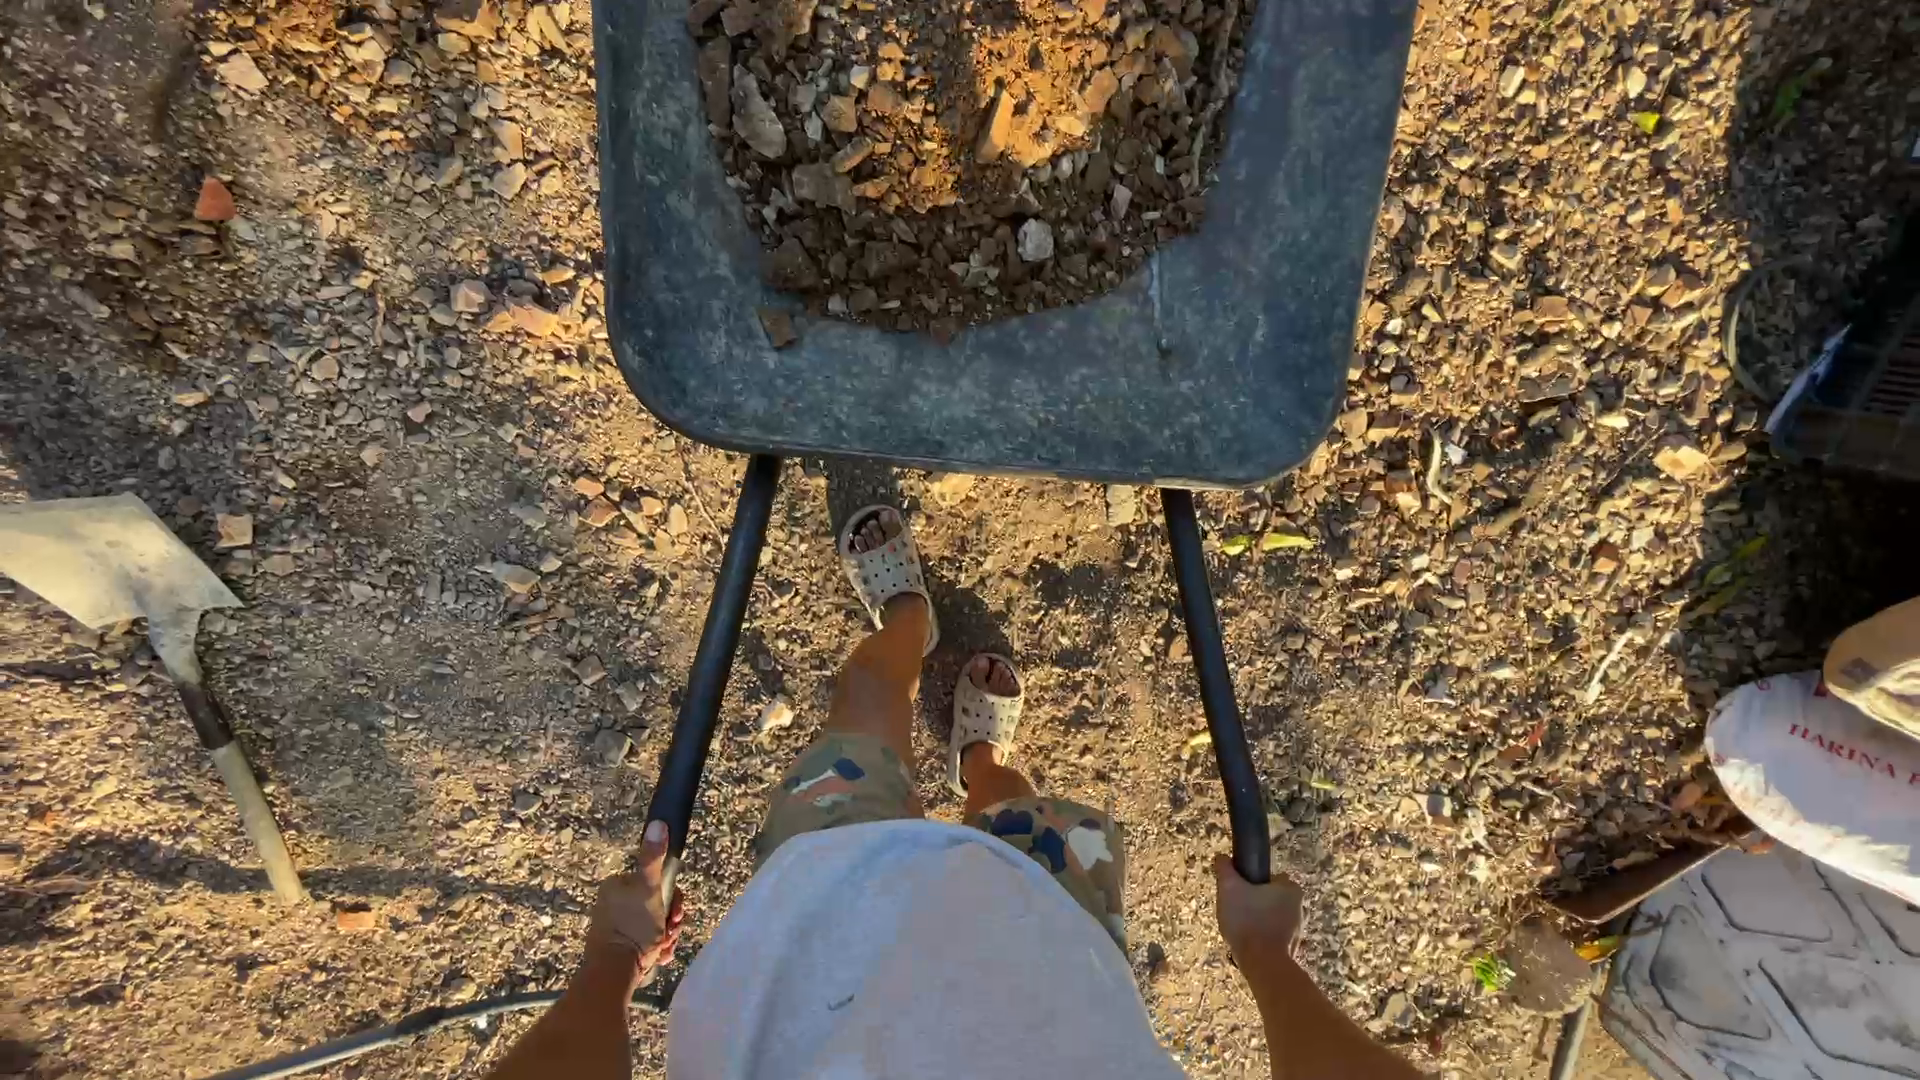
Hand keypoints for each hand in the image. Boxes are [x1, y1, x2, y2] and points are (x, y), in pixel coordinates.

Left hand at [584, 820, 685, 990]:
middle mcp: (614, 904)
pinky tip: (658, 956)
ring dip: (666, 935)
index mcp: (616, 886)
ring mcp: (616, 928)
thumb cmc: (633, 927)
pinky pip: (646, 942)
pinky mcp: (619, 949)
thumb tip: (658, 822)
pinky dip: (657, 949)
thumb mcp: (648, 888)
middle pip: (657, 904)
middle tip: (671, 930)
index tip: (675, 910)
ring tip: (664, 947)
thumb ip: (653, 857)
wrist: (614, 974)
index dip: (671, 895)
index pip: (655, 881)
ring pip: (654, 924)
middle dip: (669, 919)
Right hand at [1213, 854, 1303, 970]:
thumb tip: (1222, 858)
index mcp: (1291, 889)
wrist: (1263, 964)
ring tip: (1240, 928)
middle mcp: (1301, 908)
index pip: (1271, 878)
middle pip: (1271, 897)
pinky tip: (1248, 942)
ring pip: (1272, 917)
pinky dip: (1262, 937)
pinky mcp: (1292, 949)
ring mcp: (1298, 931)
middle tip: (1237, 909)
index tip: (1239, 892)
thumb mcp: (1229, 887)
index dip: (1252, 882)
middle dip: (1255, 902)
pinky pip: (1273, 935)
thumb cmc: (1248, 919)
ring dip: (1258, 920)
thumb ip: (1225, 869)